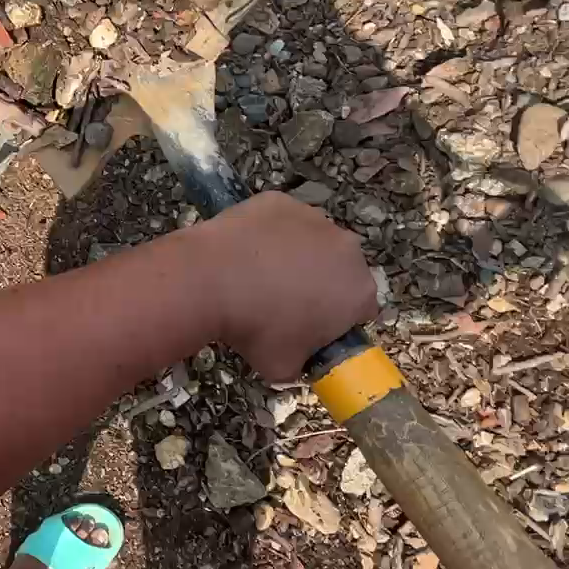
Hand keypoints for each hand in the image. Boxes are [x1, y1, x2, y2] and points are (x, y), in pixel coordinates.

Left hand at [187, 192, 378, 383]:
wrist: (210, 280)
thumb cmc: (253, 328)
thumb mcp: (283, 368)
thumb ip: (302, 365)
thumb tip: (294, 362)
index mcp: (359, 291)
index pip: (357, 310)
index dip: (334, 321)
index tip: (307, 328)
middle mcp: (346, 248)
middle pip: (336, 270)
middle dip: (316, 284)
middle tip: (278, 301)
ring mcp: (311, 217)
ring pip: (309, 241)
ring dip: (293, 254)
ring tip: (255, 273)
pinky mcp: (278, 200)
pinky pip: (278, 220)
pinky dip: (265, 231)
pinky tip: (243, 249)